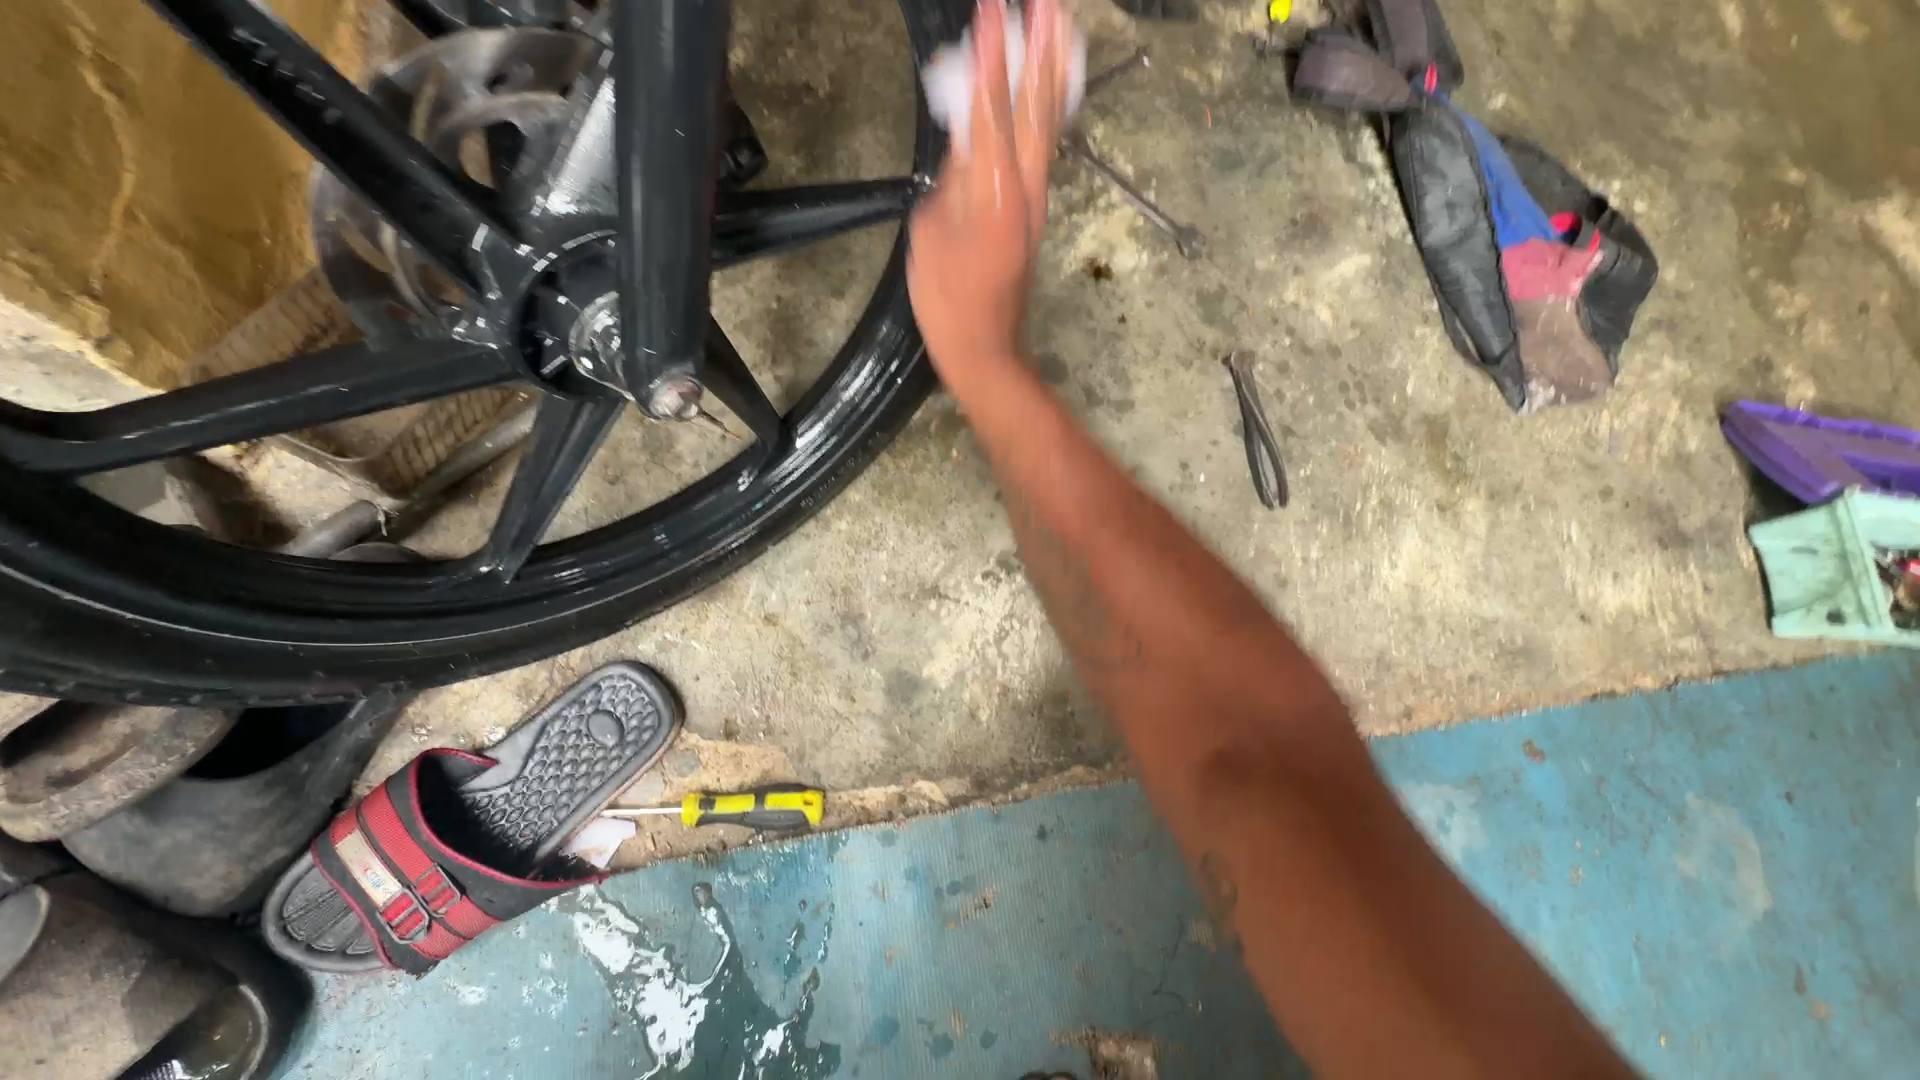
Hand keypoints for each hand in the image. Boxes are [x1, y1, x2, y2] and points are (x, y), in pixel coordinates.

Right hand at [908, 0, 1074, 372]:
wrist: (985, 348)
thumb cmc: (947, 301)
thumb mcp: (930, 235)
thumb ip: (950, 181)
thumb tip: (966, 145)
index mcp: (994, 191)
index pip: (992, 107)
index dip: (993, 55)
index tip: (993, 9)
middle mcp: (1026, 186)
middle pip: (1039, 104)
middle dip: (1042, 46)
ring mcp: (1038, 198)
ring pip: (1051, 122)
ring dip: (1055, 69)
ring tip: (1061, 22)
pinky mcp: (1037, 210)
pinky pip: (1048, 146)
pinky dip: (1052, 107)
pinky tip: (1053, 85)